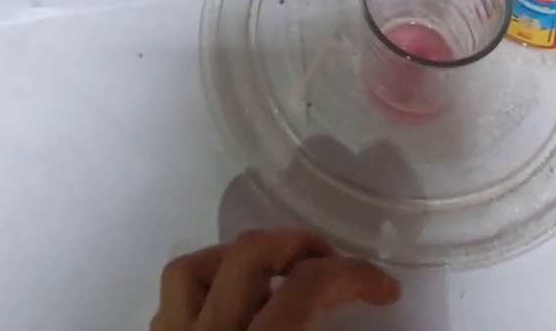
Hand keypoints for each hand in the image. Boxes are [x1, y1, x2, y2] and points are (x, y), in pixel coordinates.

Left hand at [151, 228, 400, 330]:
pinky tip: (231, 309)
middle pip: (246, 256)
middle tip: (332, 264)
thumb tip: (363, 293)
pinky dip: (201, 294)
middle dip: (297, 246)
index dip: (354, 277)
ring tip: (273, 274)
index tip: (387, 288)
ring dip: (235, 260)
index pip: (305, 289)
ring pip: (188, 270)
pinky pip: (169, 308)